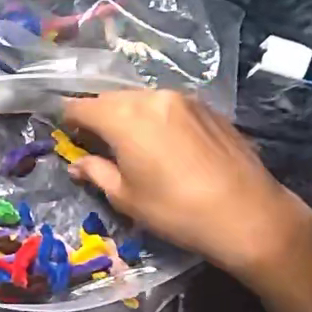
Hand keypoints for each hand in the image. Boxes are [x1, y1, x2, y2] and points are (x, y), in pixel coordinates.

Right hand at [62, 90, 311, 281]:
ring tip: (127, 144)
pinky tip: (161, 145)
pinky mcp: (208, 109)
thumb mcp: (126, 197)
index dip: (68, 119)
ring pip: (141, 100)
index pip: (82, 107)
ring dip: (127, 116)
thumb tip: (76, 164)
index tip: (65, 133)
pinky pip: (168, 106)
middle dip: (97, 116)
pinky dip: (154, 118)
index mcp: (126, 117)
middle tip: (92, 142)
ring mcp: (184, 100)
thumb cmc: (175, 210)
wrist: (247, 214)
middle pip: (112, 99)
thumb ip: (96, 172)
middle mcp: (153, 98)